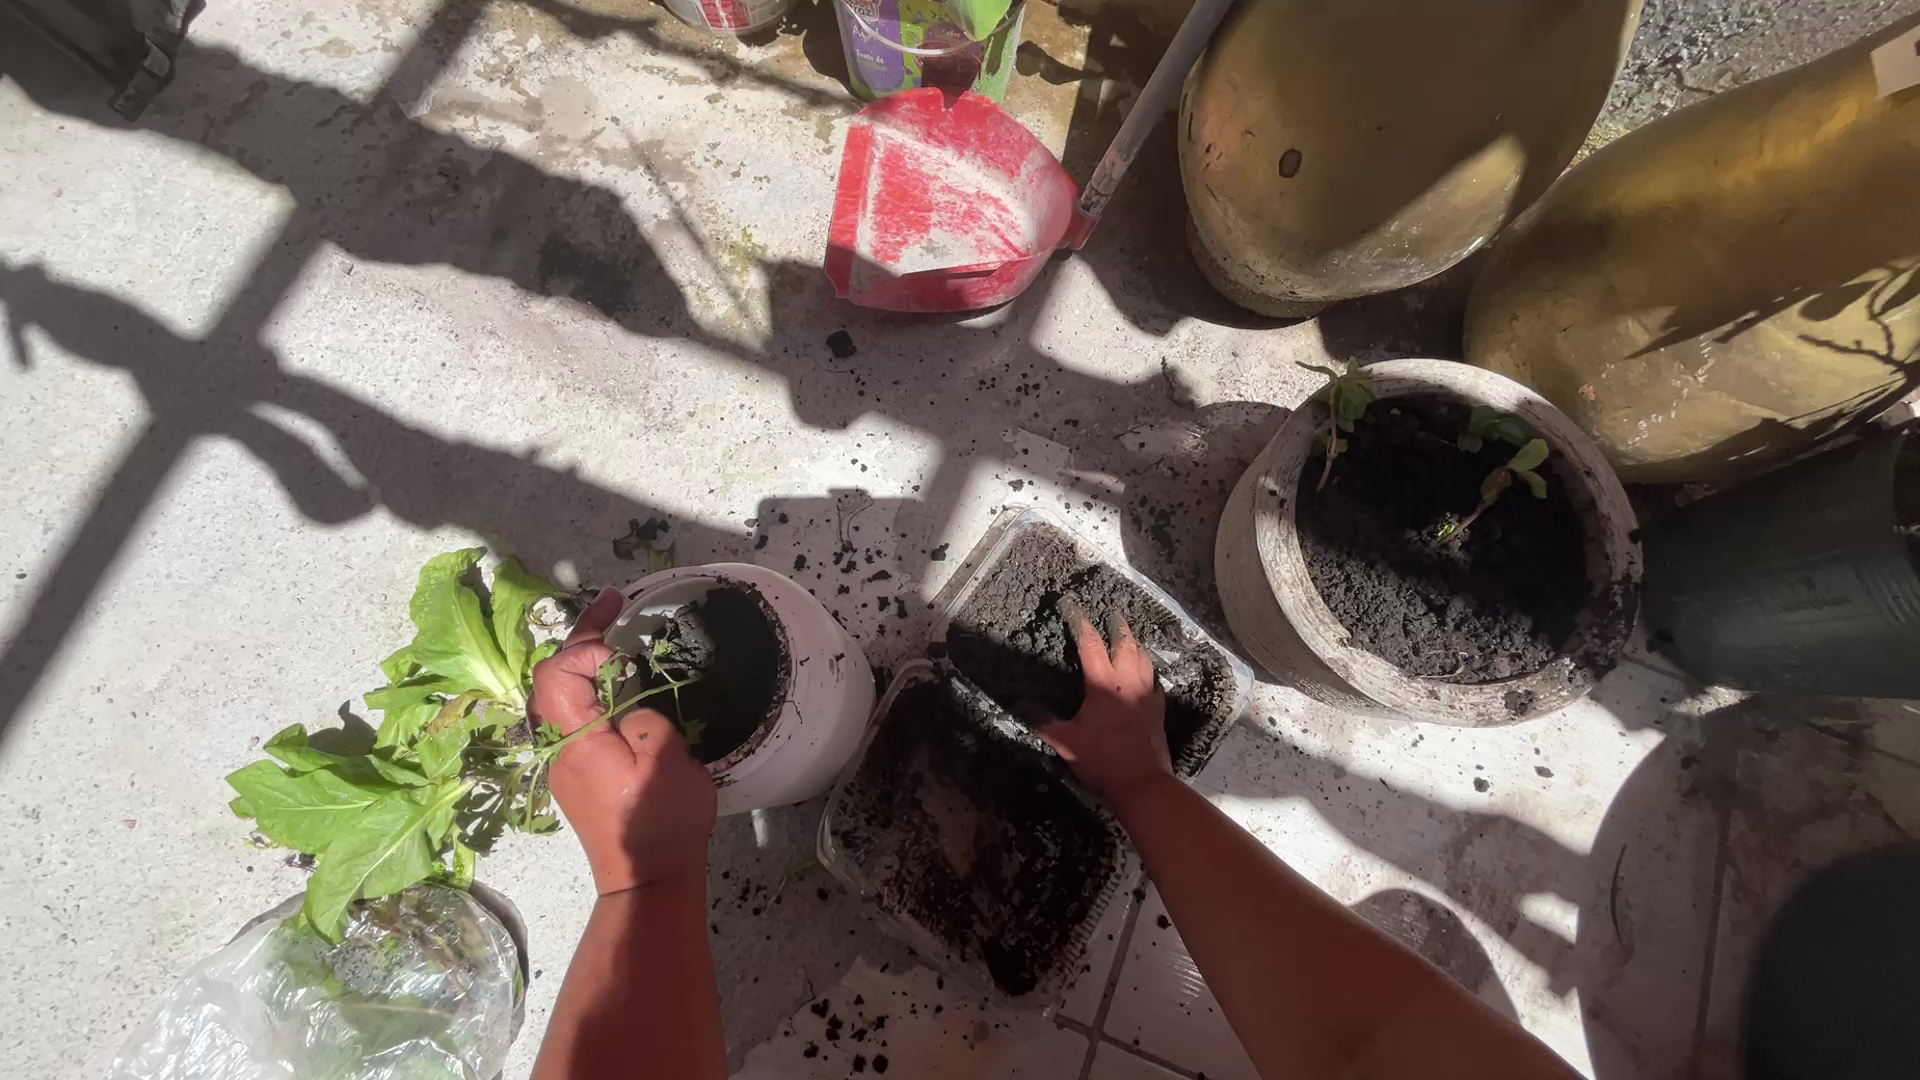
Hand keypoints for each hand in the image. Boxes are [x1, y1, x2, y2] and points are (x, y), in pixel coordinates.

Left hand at [531, 588, 716, 894]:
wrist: (647, 878)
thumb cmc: (659, 819)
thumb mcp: (667, 758)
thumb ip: (644, 718)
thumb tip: (628, 708)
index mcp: (577, 740)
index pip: (556, 674)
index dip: (583, 644)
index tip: (621, 638)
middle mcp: (560, 748)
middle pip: (551, 680)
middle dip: (580, 637)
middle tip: (615, 606)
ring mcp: (567, 763)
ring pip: (560, 698)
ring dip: (584, 661)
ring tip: (616, 635)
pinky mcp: (581, 774)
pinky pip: (576, 717)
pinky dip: (592, 688)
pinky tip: (618, 683)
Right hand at [1032, 599, 1173, 808]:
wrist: (1142, 783)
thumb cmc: (1102, 759)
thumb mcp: (1067, 741)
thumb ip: (1044, 722)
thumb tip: (1020, 705)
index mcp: (1104, 685)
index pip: (1092, 646)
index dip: (1082, 624)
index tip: (1075, 608)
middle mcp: (1128, 683)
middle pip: (1126, 646)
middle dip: (1119, 627)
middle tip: (1114, 613)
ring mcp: (1147, 697)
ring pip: (1145, 661)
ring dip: (1136, 646)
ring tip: (1131, 638)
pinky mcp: (1158, 712)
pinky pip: (1155, 683)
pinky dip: (1149, 672)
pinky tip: (1147, 676)